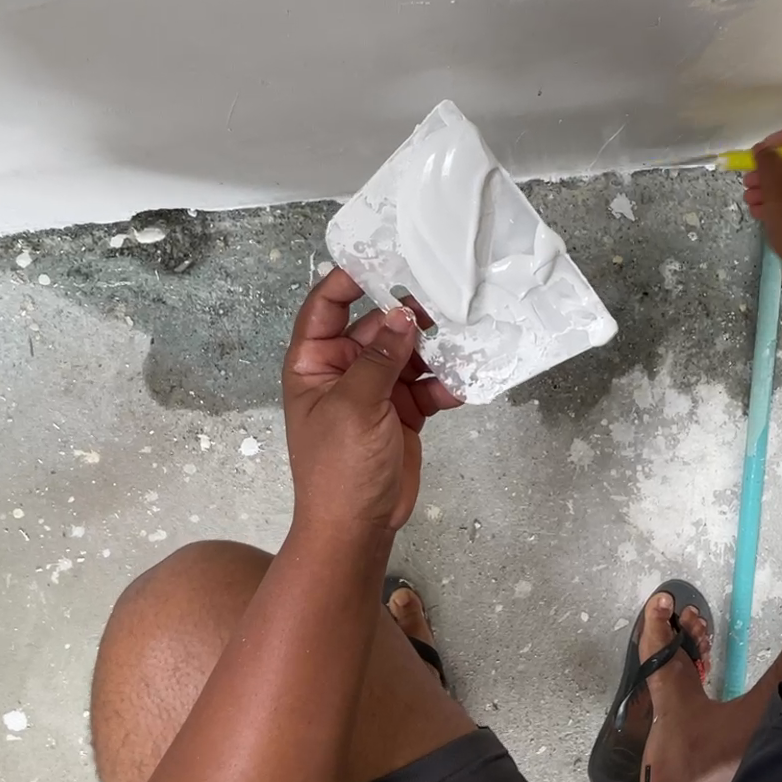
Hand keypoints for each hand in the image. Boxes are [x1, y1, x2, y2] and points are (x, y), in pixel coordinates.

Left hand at [283, 269, 460, 534]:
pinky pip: (428, 385)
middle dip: (409, 315)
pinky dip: (446, 382)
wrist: (358, 526)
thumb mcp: (355, 406)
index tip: (384, 256)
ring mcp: (377, 391)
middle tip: (445, 297)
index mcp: (315, 363)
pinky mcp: (404, 411)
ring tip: (464, 335)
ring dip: (434, 348)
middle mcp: (345, 370)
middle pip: (379, 326)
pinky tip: (466, 380)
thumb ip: (380, 358)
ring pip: (409, 354)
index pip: (327, 307)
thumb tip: (404, 315)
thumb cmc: (338, 467)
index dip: (350, 279)